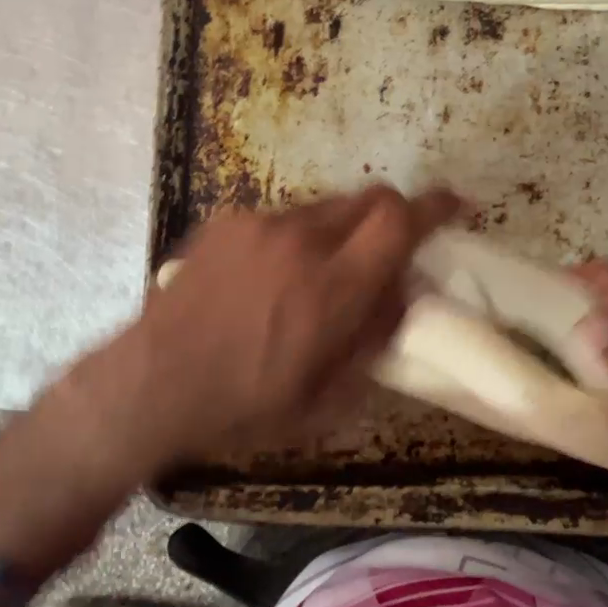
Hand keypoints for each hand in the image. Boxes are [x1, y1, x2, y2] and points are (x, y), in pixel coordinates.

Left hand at [107, 184, 462, 465]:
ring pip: (325, 209)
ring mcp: (261, 225)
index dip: (435, 206)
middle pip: (369, 200)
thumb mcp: (325, 398)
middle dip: (391, 217)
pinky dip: (295, 238)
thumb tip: (400, 296)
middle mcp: (302, 242)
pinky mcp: (229, 221)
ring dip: (340, 231)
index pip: (399, 222)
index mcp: (332, 289)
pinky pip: (282, 218)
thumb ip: (374, 340)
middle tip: (389, 248)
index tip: (455, 204)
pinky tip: (271, 276)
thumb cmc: (245, 405)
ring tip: (318, 274)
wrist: (152, 383)